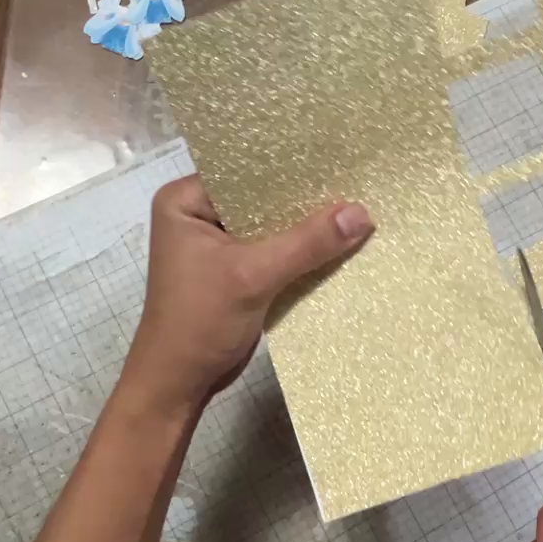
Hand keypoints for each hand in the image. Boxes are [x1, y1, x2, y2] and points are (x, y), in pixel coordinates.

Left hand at [122, 175, 372, 412]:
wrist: (180, 384)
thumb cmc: (200, 322)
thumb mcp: (254, 276)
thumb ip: (307, 243)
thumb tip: (362, 213)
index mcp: (186, 199)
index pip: (246, 169)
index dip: (291, 165)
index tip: (340, 157)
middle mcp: (199, 213)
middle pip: (261, 196)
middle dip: (304, 198)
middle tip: (358, 181)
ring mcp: (218, 243)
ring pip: (272, 224)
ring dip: (307, 226)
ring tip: (358, 207)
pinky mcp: (236, 269)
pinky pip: (274, 249)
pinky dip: (301, 251)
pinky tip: (340, 243)